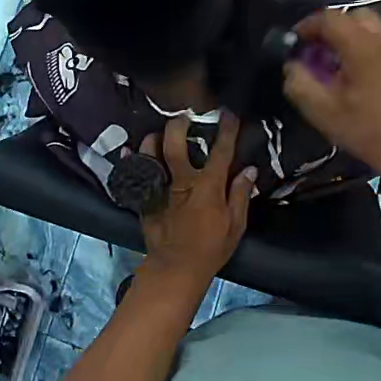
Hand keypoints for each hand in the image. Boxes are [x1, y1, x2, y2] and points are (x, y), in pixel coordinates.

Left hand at [137, 113, 256, 282]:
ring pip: (150, 155)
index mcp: (208, 186)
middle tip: (183, 117)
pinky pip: (135, 176)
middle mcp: (182, 181)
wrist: (176, 268)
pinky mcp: (145, 200)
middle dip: (178, 125)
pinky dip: (132, 163)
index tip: (228, 113)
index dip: (227, 130)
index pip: (220, 151)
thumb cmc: (211, 248)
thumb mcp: (235, 225)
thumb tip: (248, 170)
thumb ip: (240, 194)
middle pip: (175, 144)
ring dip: (152, 140)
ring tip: (157, 133)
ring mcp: (160, 189)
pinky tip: (131, 154)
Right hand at [282, 9, 380, 182]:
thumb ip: (298, 82)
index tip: (293, 44)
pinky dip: (364, 46)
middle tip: (313, 52)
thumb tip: (291, 65)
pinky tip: (355, 73)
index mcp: (363, 45)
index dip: (305, 26)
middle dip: (328, 29)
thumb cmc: (367, 131)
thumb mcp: (322, 111)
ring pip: (369, 26)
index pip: (328, 18)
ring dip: (347, 37)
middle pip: (351, 16)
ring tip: (333, 63)